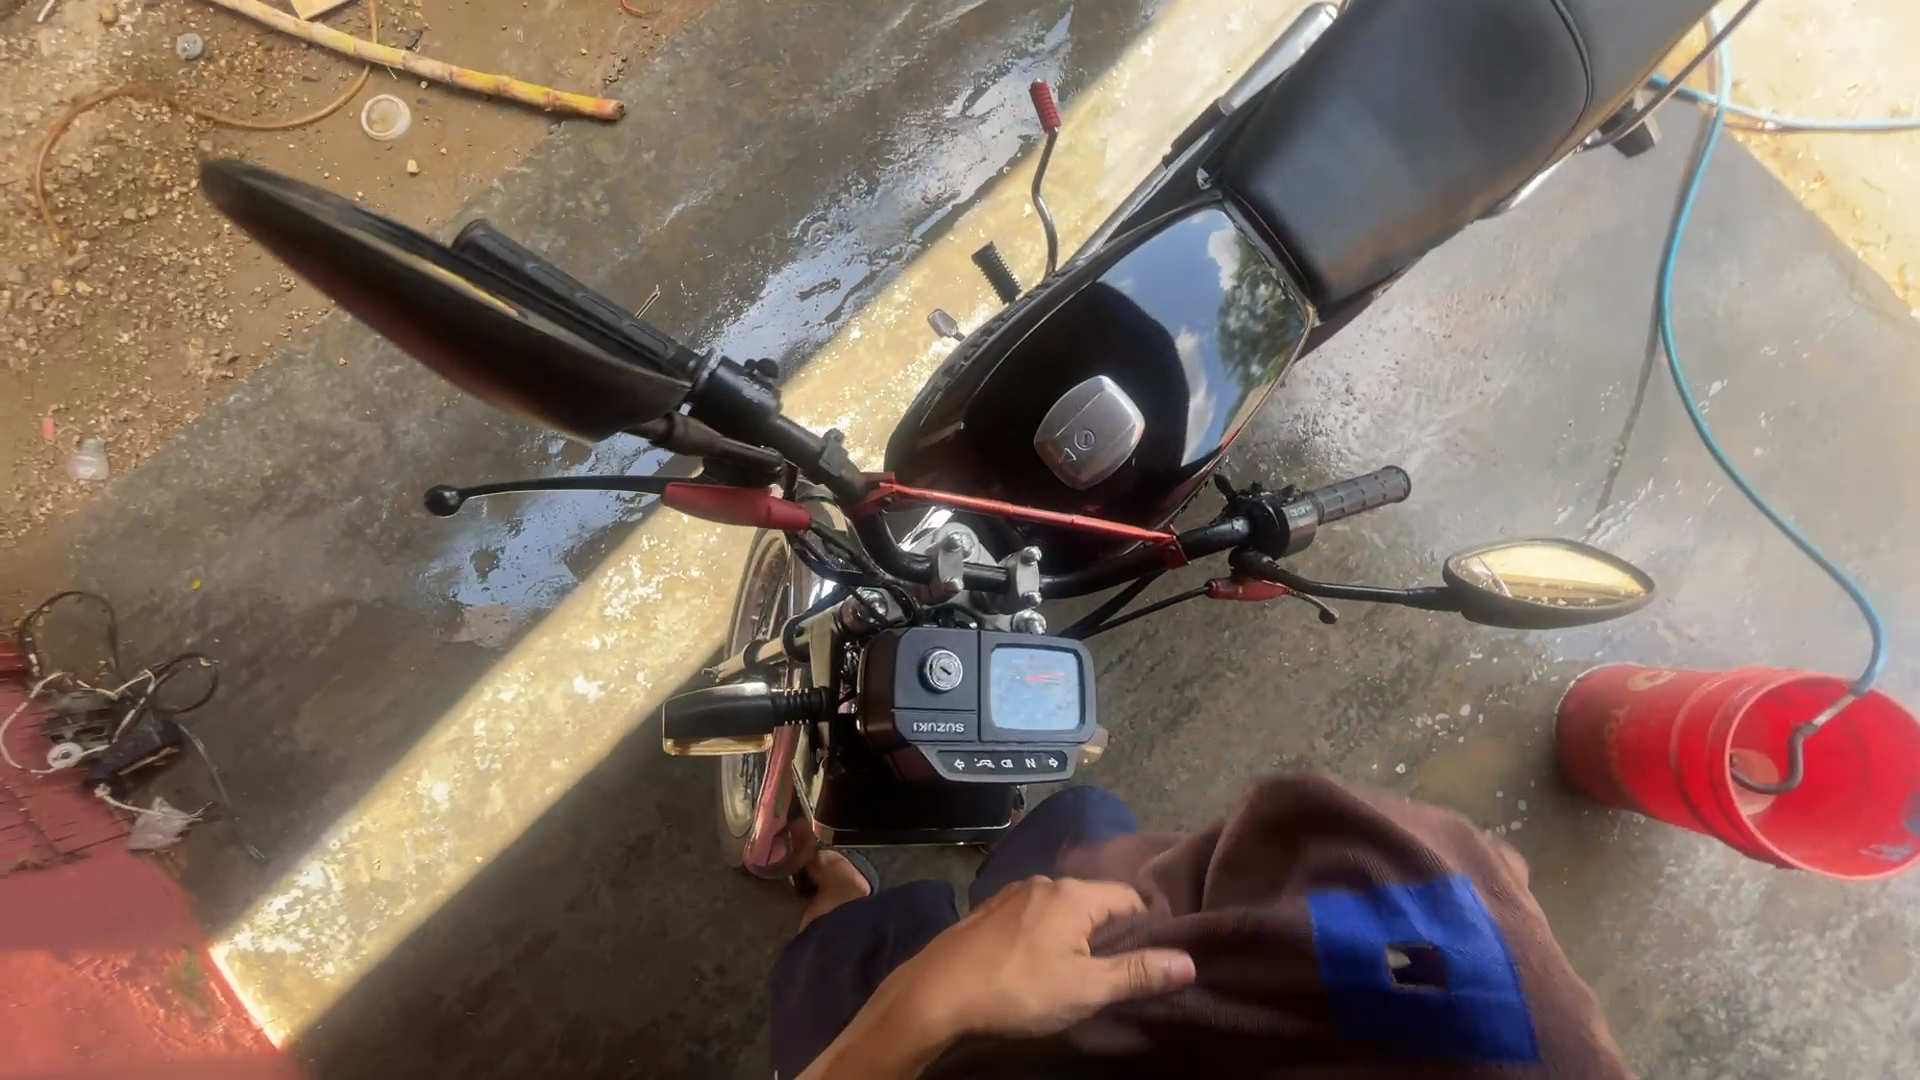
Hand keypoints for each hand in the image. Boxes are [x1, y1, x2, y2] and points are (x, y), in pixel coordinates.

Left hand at [799, 877, 1193, 1079]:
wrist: (940, 990)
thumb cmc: (1020, 990)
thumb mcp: (1086, 989)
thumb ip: (1137, 973)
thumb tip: (1188, 961)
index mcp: (1073, 894)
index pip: (1129, 897)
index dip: (1146, 927)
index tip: (1149, 960)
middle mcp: (1045, 882)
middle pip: (1094, 899)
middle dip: (1109, 931)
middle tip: (1114, 971)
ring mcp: (1013, 892)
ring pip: (1062, 906)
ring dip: (1076, 932)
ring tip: (1077, 969)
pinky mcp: (991, 909)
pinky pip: (1034, 913)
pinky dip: (1047, 932)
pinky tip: (1037, 960)